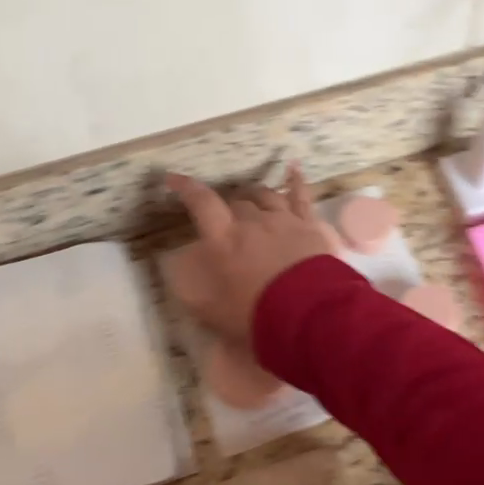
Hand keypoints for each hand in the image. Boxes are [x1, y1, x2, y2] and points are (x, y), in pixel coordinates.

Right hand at [165, 166, 333, 343]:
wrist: (309, 316)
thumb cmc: (256, 316)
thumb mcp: (214, 311)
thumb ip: (193, 292)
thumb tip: (176, 274)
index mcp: (225, 240)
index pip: (202, 204)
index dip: (186, 189)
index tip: (173, 179)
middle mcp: (253, 222)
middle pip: (237, 203)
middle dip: (228, 206)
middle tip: (226, 217)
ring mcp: (284, 221)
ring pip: (266, 195)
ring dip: (255, 194)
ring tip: (250, 197)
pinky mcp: (310, 227)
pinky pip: (302, 196)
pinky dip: (296, 180)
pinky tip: (294, 167)